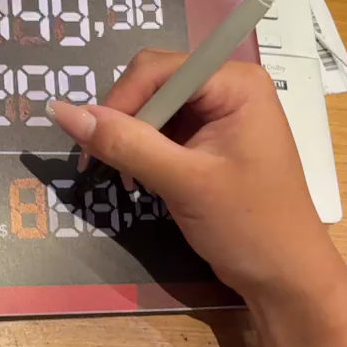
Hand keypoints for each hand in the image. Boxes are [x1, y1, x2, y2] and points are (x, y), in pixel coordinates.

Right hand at [46, 49, 334, 300]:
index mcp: (235, 82)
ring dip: (130, 139)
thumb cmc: (248, 225)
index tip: (95, 148)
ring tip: (128, 179)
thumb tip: (60, 110)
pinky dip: (143, 151)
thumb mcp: (183, 182)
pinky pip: (162, 129)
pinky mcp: (210, 139)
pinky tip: (141, 179)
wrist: (286, 277)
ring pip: (152, 108)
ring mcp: (220, 113)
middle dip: (124, 121)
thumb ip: (124, 143)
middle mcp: (227, 87)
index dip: (120, 102)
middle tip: (106, 166)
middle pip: (151, 82)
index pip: (155, 69)